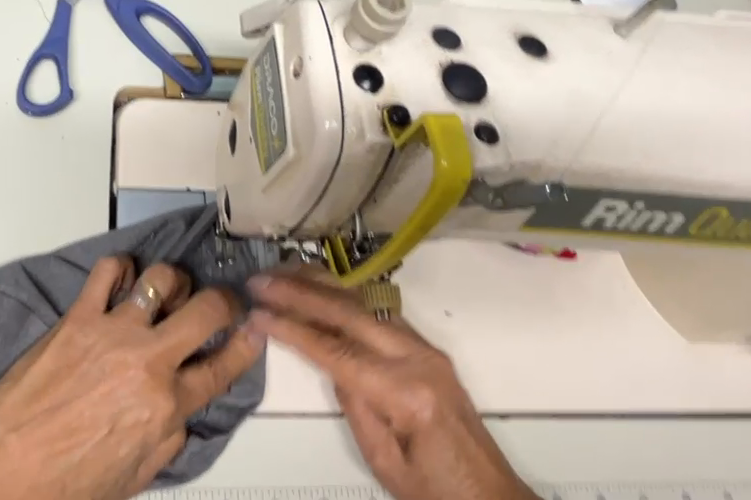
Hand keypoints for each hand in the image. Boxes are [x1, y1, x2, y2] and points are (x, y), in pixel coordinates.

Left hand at [0, 256, 266, 499]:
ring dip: (172, 282)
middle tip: (222, 302)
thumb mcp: (135, 475)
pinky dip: (121, 268)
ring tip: (169, 291)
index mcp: (164, 407)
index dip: (244, 346)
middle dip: (224, 302)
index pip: (221, 369)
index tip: (253, 330)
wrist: (4, 464)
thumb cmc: (63, 479)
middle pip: (205, 311)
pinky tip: (123, 280)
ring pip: (161, 280)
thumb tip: (179, 410)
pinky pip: (108, 271)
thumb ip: (168, 437)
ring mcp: (113, 331)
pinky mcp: (79, 315)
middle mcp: (147, 361)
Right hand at [249, 270, 535, 499]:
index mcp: (405, 393)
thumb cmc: (437, 493)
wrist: (492, 498)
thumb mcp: (384, 462)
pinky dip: (343, 294)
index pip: (335, 351)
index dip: (292, 328)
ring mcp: (425, 347)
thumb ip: (355, 407)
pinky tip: (321, 286)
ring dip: (320, 283)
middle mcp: (418, 357)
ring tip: (282, 272)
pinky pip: (379, 311)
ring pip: (365, 301)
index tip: (258, 312)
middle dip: (299, 291)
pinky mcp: (428, 347)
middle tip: (260, 280)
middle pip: (348, 312)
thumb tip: (330, 363)